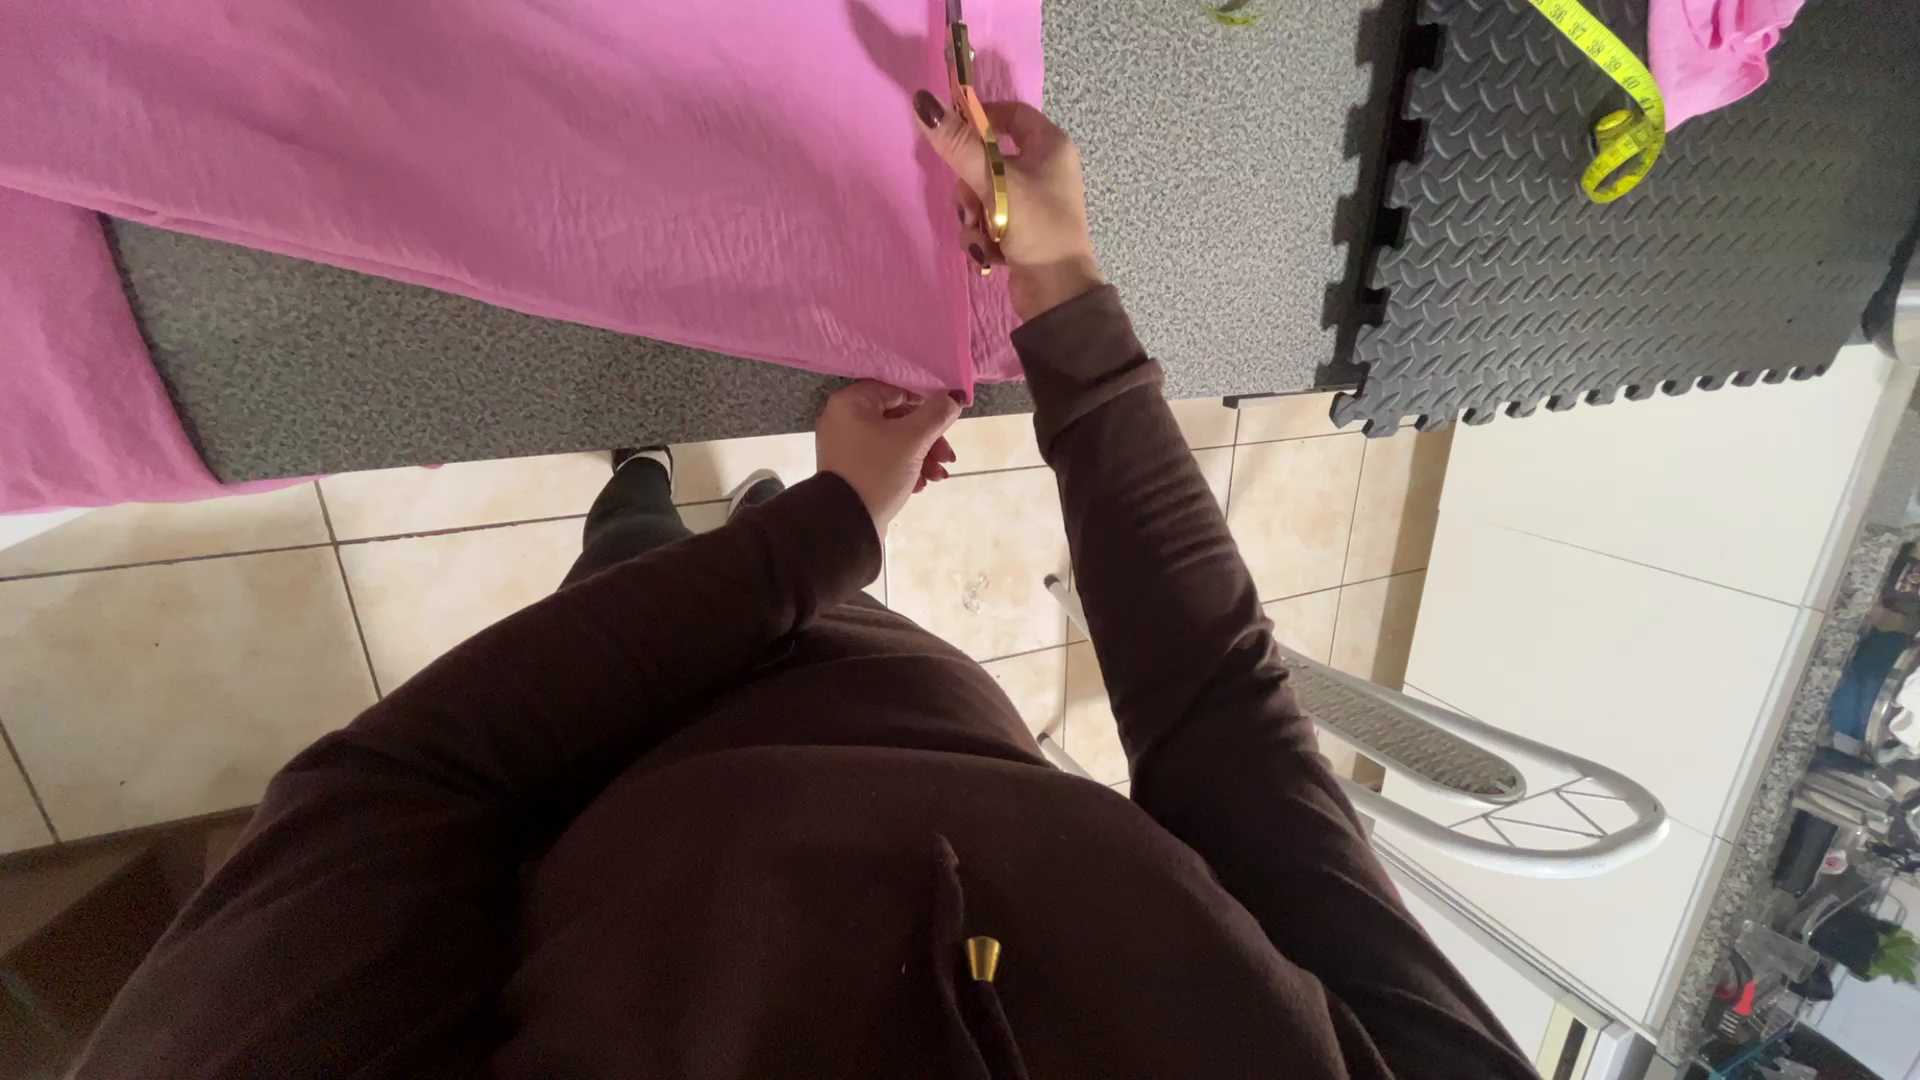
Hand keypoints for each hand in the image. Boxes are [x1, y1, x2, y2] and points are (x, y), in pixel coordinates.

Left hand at [815, 380, 960, 538]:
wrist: (847, 524)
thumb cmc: (878, 471)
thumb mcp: (913, 440)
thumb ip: (936, 414)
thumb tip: (954, 397)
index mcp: (851, 403)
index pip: (896, 390)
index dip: (926, 402)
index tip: (947, 418)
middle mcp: (844, 420)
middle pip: (898, 419)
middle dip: (929, 439)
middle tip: (948, 457)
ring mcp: (846, 447)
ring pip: (894, 442)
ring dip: (922, 457)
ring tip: (938, 477)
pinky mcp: (852, 471)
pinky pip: (883, 460)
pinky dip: (905, 469)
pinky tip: (920, 485)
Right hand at [912, 91, 1103, 321]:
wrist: (1056, 291)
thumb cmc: (1035, 226)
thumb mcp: (994, 181)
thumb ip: (958, 145)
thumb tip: (923, 103)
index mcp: (1050, 146)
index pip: (1011, 114)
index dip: (981, 119)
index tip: (953, 134)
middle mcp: (1045, 171)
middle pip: (988, 160)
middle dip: (971, 186)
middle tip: (972, 204)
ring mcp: (1033, 205)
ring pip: (984, 196)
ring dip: (974, 217)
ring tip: (983, 235)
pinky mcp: (1022, 234)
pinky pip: (990, 223)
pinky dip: (983, 236)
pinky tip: (989, 252)